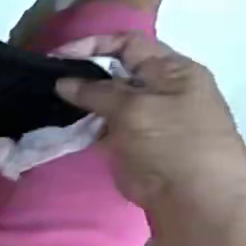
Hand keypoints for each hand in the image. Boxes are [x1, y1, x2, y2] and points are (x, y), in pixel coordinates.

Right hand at [53, 31, 245, 214]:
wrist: (194, 201)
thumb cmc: (172, 144)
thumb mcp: (135, 109)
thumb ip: (96, 92)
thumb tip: (63, 82)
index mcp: (174, 71)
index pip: (129, 43)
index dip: (93, 45)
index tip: (58, 57)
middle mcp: (163, 90)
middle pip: (118, 71)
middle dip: (85, 73)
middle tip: (51, 82)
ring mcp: (149, 119)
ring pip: (109, 101)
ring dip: (83, 102)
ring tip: (53, 104)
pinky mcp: (136, 144)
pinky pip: (107, 126)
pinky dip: (87, 125)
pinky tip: (67, 126)